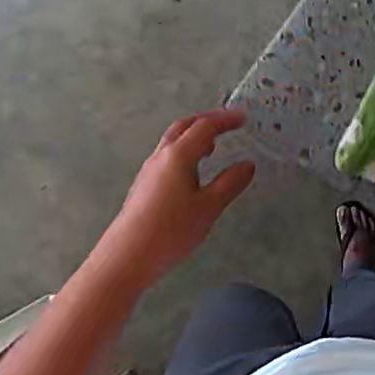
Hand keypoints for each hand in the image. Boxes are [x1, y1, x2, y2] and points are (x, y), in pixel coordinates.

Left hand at [90, 109, 255, 291]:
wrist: (126, 257)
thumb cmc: (171, 231)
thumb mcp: (209, 207)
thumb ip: (230, 183)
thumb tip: (247, 165)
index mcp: (178, 155)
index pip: (204, 126)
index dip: (225, 119)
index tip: (243, 117)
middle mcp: (161, 156)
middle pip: (184, 126)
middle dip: (207, 120)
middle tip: (228, 124)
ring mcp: (149, 170)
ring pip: (173, 141)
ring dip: (194, 135)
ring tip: (213, 145)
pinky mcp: (144, 185)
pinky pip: (167, 156)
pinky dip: (185, 151)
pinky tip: (193, 170)